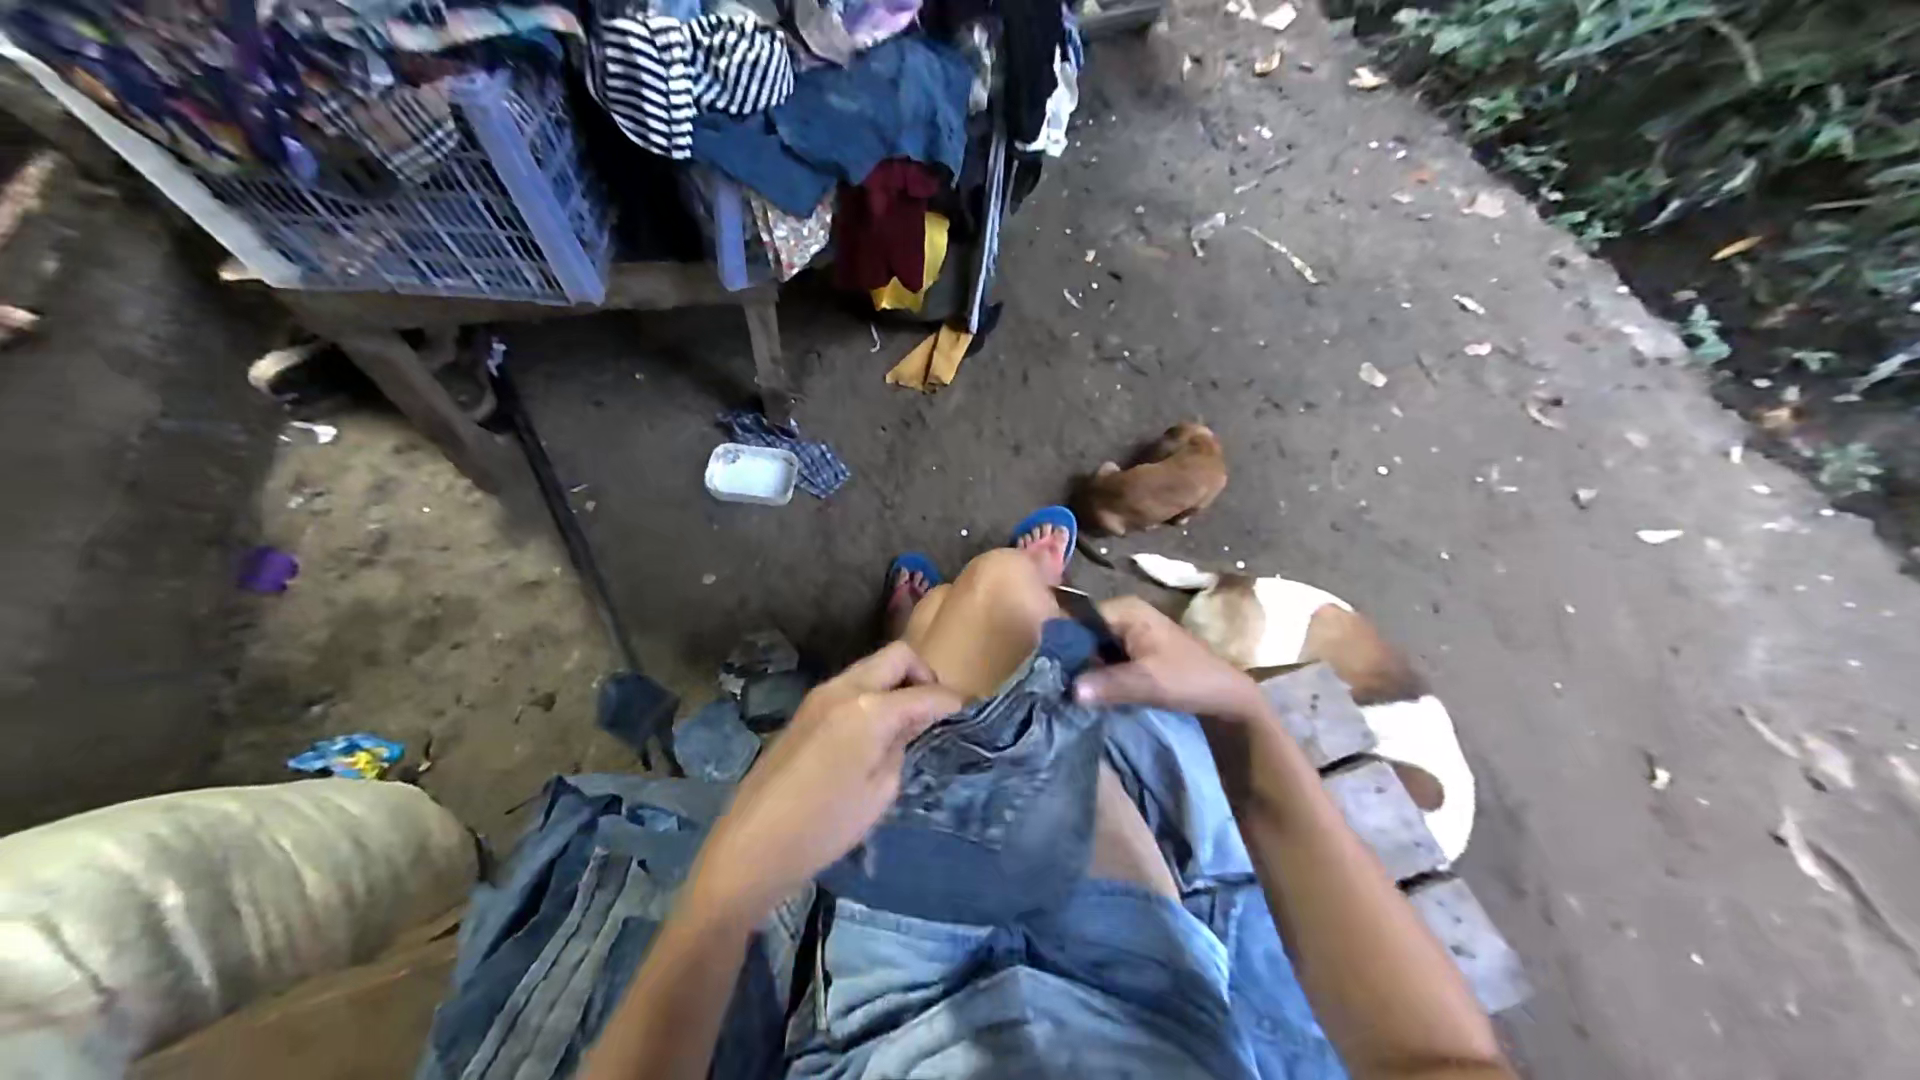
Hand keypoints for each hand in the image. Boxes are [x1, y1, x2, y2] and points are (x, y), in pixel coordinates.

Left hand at [685, 642, 964, 925]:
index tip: (966, 711)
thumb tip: (914, 722)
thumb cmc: (826, 826)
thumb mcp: (881, 791)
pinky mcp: (805, 709)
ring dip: (895, 682)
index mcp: (869, 708)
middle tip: (932, 710)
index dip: (951, 701)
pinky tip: (873, 731)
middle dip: (923, 675)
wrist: (753, 844)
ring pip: (871, 666)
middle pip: (897, 656)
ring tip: (905, 722)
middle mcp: (845, 687)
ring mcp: (820, 695)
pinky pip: (850, 685)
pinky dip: (872, 694)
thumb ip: (903, 744)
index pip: (925, 692)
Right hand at [1073, 596, 1267, 720]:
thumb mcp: (1148, 683)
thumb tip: (1070, 690)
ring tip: (1065, 691)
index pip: (1078, 619)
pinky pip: (1104, 658)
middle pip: (1083, 633)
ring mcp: (1129, 631)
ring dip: (1083, 669)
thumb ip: (1108, 684)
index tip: (1049, 671)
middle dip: (1072, 659)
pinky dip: (1096, 674)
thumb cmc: (1190, 680)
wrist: (1227, 698)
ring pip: (1092, 648)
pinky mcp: (1134, 650)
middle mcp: (1123, 614)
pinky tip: (1085, 692)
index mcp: (1125, 609)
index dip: (1062, 644)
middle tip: (1055, 686)